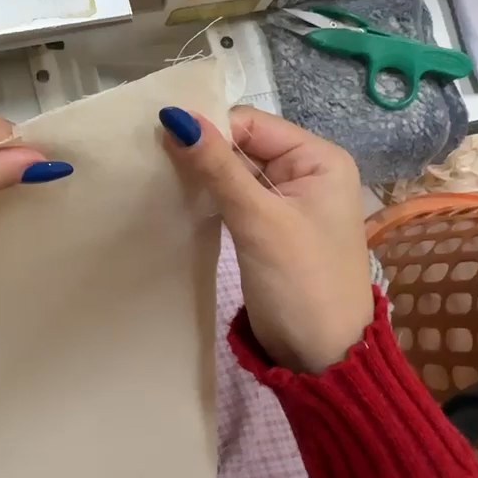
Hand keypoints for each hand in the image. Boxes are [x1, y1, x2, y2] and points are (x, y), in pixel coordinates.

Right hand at [159, 105, 373, 372]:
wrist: (323, 362)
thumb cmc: (301, 283)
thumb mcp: (259, 220)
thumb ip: (218, 166)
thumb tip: (175, 116)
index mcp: (319, 159)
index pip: (252, 124)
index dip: (211, 128)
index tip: (164, 139)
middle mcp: (306, 171)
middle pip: (243, 142)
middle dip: (204, 148)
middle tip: (154, 156)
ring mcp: (287, 199)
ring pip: (234, 168)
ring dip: (203, 171)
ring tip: (160, 173)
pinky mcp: (268, 224)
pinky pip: (233, 193)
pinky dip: (209, 193)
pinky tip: (179, 196)